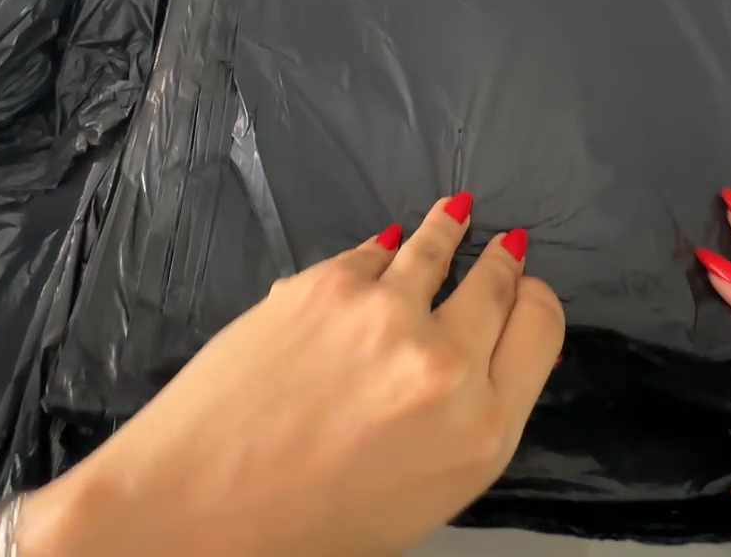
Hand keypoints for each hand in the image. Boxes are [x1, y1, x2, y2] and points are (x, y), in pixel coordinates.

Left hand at [15, 193, 563, 556]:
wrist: (192, 504)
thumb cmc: (308, 521)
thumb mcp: (423, 493)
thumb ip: (466, 416)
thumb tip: (481, 346)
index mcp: (479, 428)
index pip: (539, 328)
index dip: (535, 302)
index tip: (527, 287)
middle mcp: (443, 360)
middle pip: (497, 282)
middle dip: (502, 260)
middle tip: (505, 243)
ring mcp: (384, 311)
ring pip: (437, 247)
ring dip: (450, 226)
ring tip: (460, 210)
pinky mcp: (329, 281)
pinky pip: (374, 251)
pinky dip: (385, 250)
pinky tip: (390, 240)